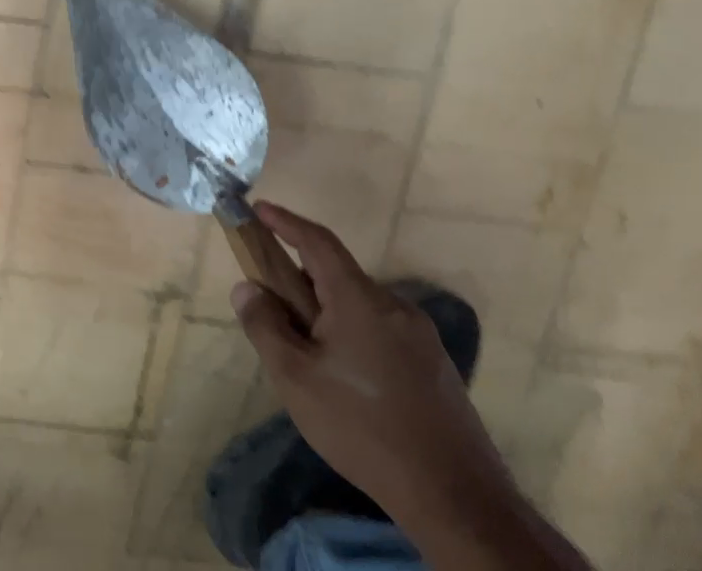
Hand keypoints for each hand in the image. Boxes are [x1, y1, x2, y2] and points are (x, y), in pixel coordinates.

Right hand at [231, 201, 512, 521]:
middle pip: (336, 277)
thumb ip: (265, 326)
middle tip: (269, 314)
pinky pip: (379, 332)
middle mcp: (395, 308)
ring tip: (303, 360)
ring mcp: (421, 337)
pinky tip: (341, 381)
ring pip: (358, 308)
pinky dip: (349, 336)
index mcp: (360, 300)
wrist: (452, 493)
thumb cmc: (361, 426)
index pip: (317, 242)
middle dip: (298, 283)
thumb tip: (249, 288)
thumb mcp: (294, 377)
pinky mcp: (434, 366)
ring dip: (324, 315)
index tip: (257, 209)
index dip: (285, 222)